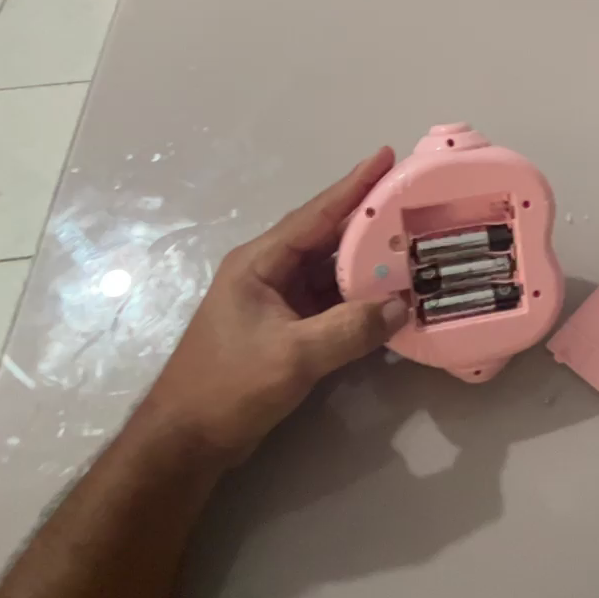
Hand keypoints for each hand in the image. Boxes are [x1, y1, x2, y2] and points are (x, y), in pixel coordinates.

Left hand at [138, 148, 407, 467]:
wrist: (186, 441)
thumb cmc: (228, 387)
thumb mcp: (293, 356)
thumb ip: (349, 329)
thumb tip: (402, 305)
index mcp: (260, 262)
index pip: (316, 214)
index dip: (353, 185)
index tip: (386, 156)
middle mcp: (270, 271)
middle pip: (328, 236)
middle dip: (369, 218)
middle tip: (412, 200)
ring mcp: (278, 299)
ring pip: (332, 268)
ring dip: (369, 259)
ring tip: (412, 243)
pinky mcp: (287, 326)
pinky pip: (332, 298)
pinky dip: (360, 295)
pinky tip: (390, 294)